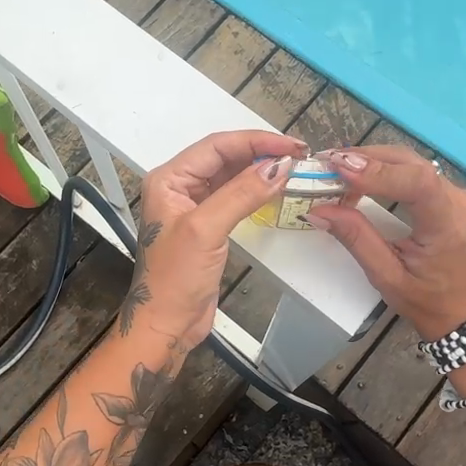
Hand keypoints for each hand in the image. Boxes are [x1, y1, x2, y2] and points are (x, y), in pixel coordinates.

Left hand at [119, 131, 304, 349]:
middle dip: (261, 153)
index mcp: (168, 179)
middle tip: (299, 155)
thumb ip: (241, 194)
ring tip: (294, 168)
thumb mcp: (206, 230)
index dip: (255, 141)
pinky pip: (234, 197)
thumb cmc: (174, 278)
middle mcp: (178, 187)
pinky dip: (256, 191)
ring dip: (260, 171)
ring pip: (231, 176)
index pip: (216, 146)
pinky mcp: (207, 226)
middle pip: (225, 157)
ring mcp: (193, 207)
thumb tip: (279, 166)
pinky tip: (276, 189)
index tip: (291, 146)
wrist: (165, 323)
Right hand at [305, 146, 465, 340]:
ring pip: (412, 163)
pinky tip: (360, 178)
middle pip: (411, 163)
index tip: (338, 168)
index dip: (377, 171)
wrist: (465, 313)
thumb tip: (319, 210)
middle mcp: (458, 201)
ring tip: (336, 168)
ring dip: (373, 161)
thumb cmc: (428, 302)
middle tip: (326, 163)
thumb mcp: (386, 277)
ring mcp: (457, 195)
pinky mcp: (450, 196)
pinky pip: (415, 173)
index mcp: (447, 225)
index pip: (417, 182)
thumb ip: (356, 239)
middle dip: (366, 159)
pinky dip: (384, 170)